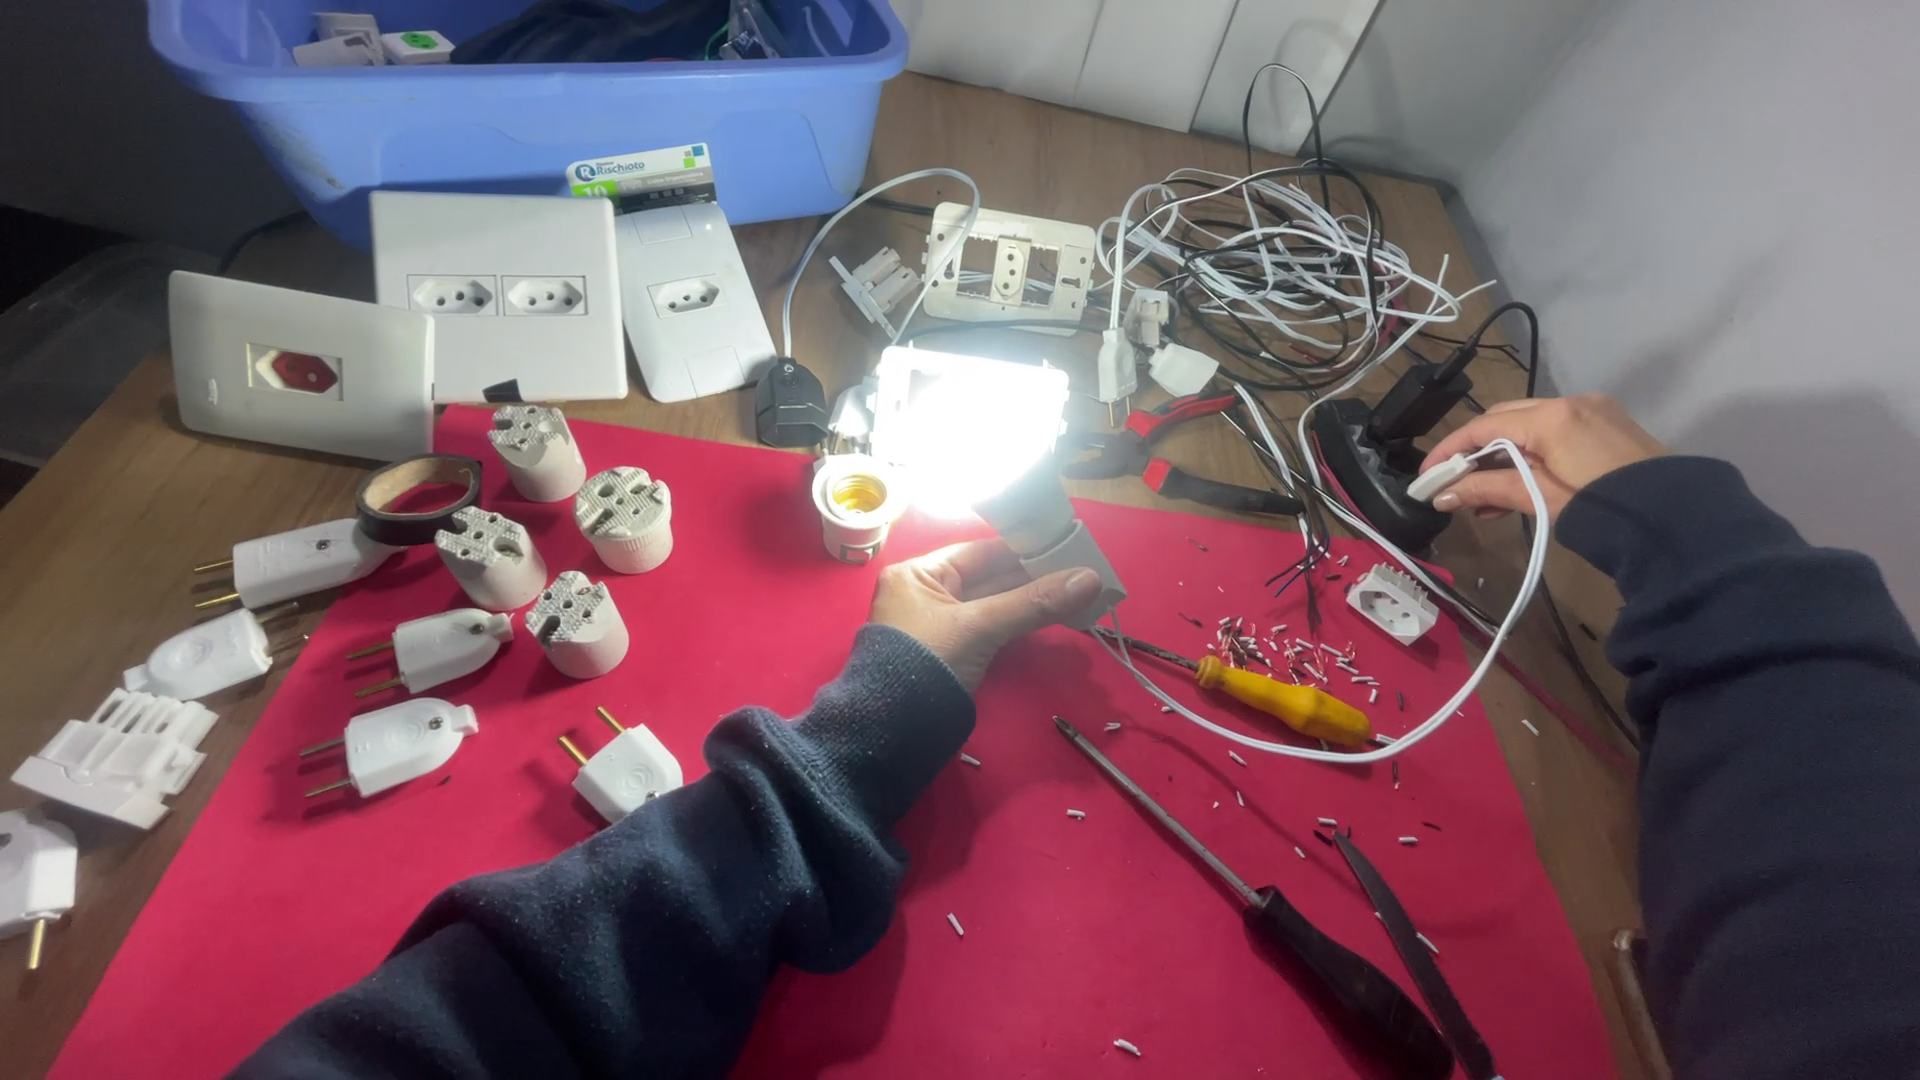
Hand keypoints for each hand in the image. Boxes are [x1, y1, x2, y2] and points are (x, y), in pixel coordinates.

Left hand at [870, 539, 1101, 690]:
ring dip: (1032, 601)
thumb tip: (1092, 578)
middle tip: (1081, 570)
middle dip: (1034, 576)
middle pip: (990, 576)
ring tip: (1078, 591)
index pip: (979, 551)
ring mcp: (942, 625)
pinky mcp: (956, 652)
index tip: (1065, 544)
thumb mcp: (980, 627)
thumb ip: (1034, 602)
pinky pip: (994, 628)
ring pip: (995, 604)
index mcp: (919, 574)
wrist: (894, 732)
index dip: (1023, 548)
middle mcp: (927, 592)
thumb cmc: (927, 663)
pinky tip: (1053, 616)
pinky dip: (1021, 622)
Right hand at [1420, 395, 1665, 518]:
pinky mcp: (1606, 425)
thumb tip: (1440, 496)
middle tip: (1451, 483)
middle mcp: (1570, 403)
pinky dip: (1526, 452)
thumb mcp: (1537, 497)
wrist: (1679, 519)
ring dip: (1497, 455)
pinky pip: (1550, 431)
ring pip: (1524, 425)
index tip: (1425, 477)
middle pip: (1501, 419)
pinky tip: (1513, 483)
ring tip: (1480, 493)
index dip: (1448, 451)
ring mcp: (1592, 411)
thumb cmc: (1601, 506)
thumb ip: (1485, 489)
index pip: (1482, 426)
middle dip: (1471, 451)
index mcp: (1551, 417)